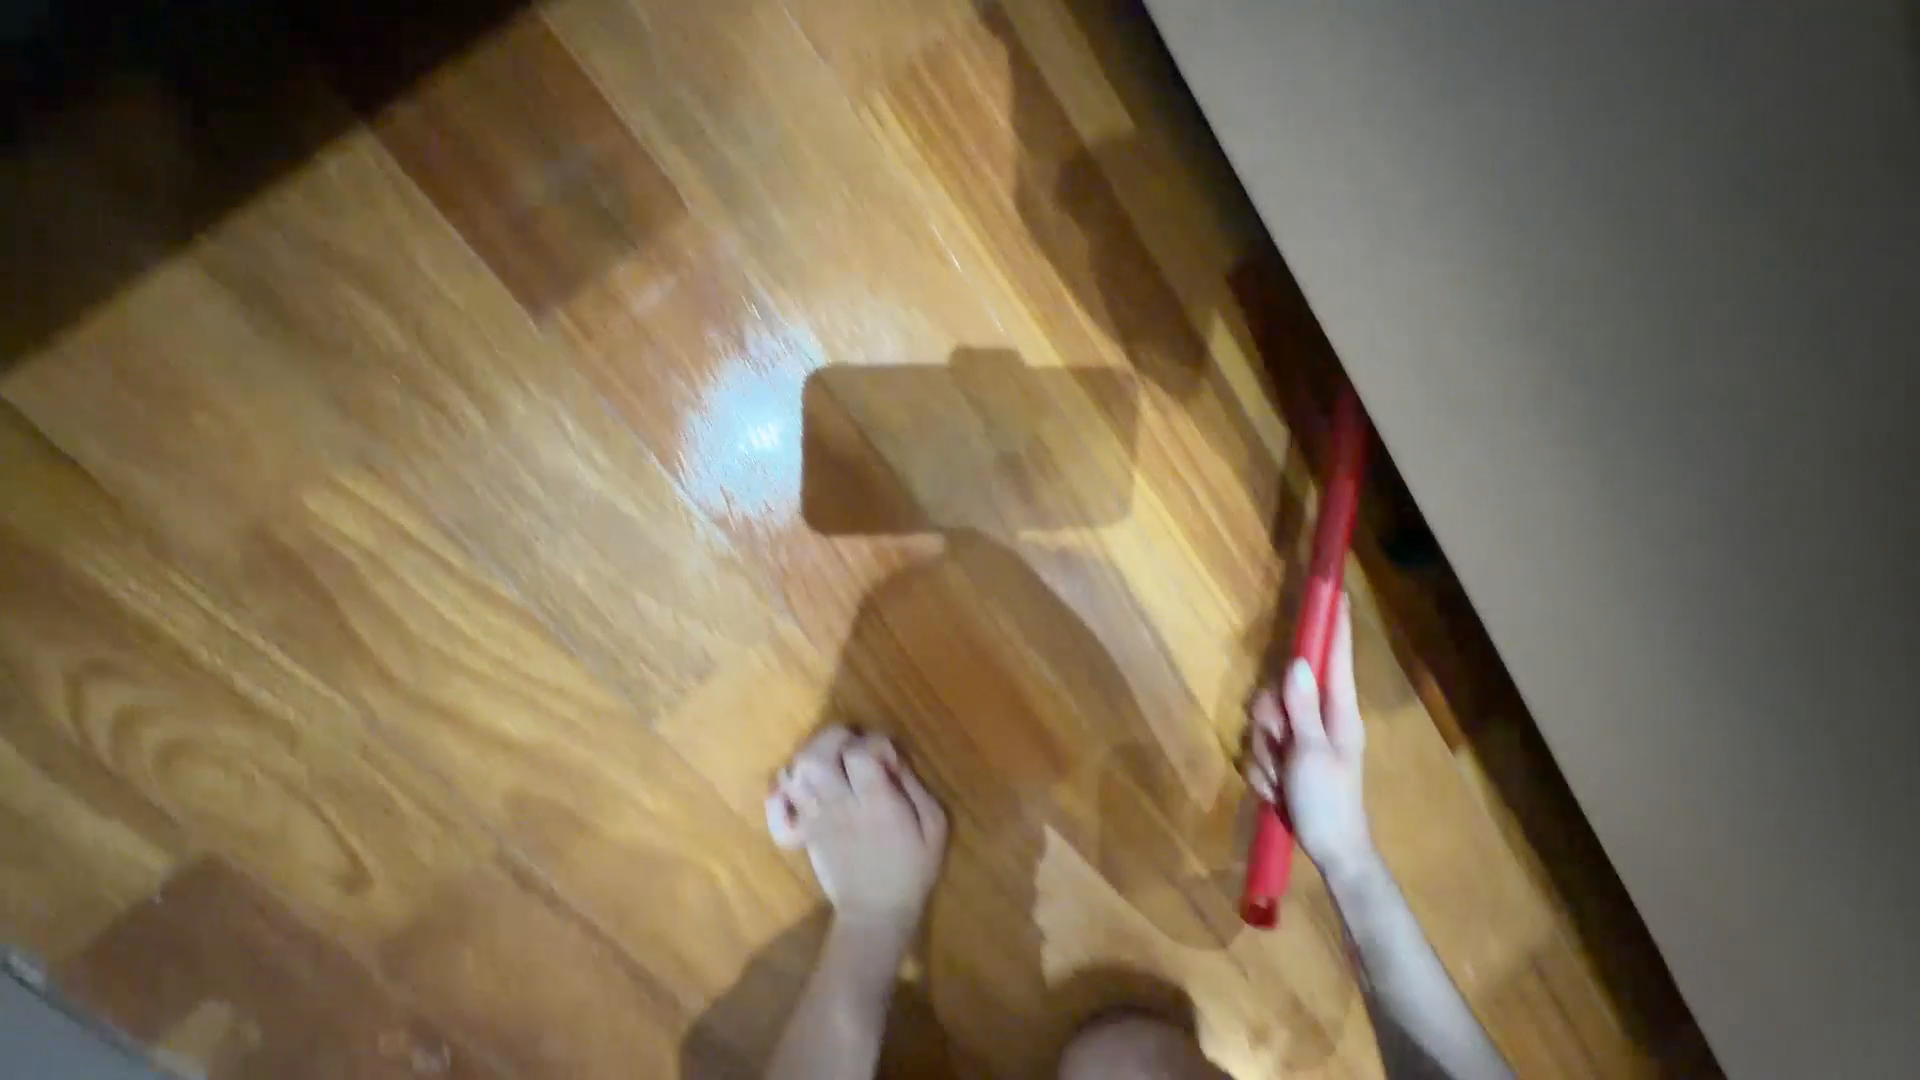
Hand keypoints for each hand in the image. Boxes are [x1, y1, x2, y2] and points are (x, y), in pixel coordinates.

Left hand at [766, 727, 948, 930]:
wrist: (875, 915)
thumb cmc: (911, 870)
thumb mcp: (934, 826)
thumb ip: (915, 786)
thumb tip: (893, 761)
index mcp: (874, 802)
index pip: (858, 753)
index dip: (874, 743)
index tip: (888, 759)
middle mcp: (838, 805)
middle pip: (814, 755)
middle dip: (833, 738)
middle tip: (854, 747)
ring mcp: (815, 818)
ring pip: (794, 773)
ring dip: (810, 756)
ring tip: (832, 762)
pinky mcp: (803, 831)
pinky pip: (778, 804)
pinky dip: (783, 788)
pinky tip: (801, 786)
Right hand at [1247, 597, 1374, 877]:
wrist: (1332, 852)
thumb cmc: (1330, 802)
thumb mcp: (1312, 754)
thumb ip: (1302, 708)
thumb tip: (1297, 663)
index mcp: (1338, 712)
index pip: (1335, 657)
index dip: (1334, 625)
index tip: (1334, 593)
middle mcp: (1318, 718)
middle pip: (1279, 690)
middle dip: (1269, 721)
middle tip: (1281, 746)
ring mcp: (1299, 738)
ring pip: (1262, 720)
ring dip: (1264, 754)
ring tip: (1281, 780)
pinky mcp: (1283, 757)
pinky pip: (1256, 748)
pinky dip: (1261, 771)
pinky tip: (1277, 791)